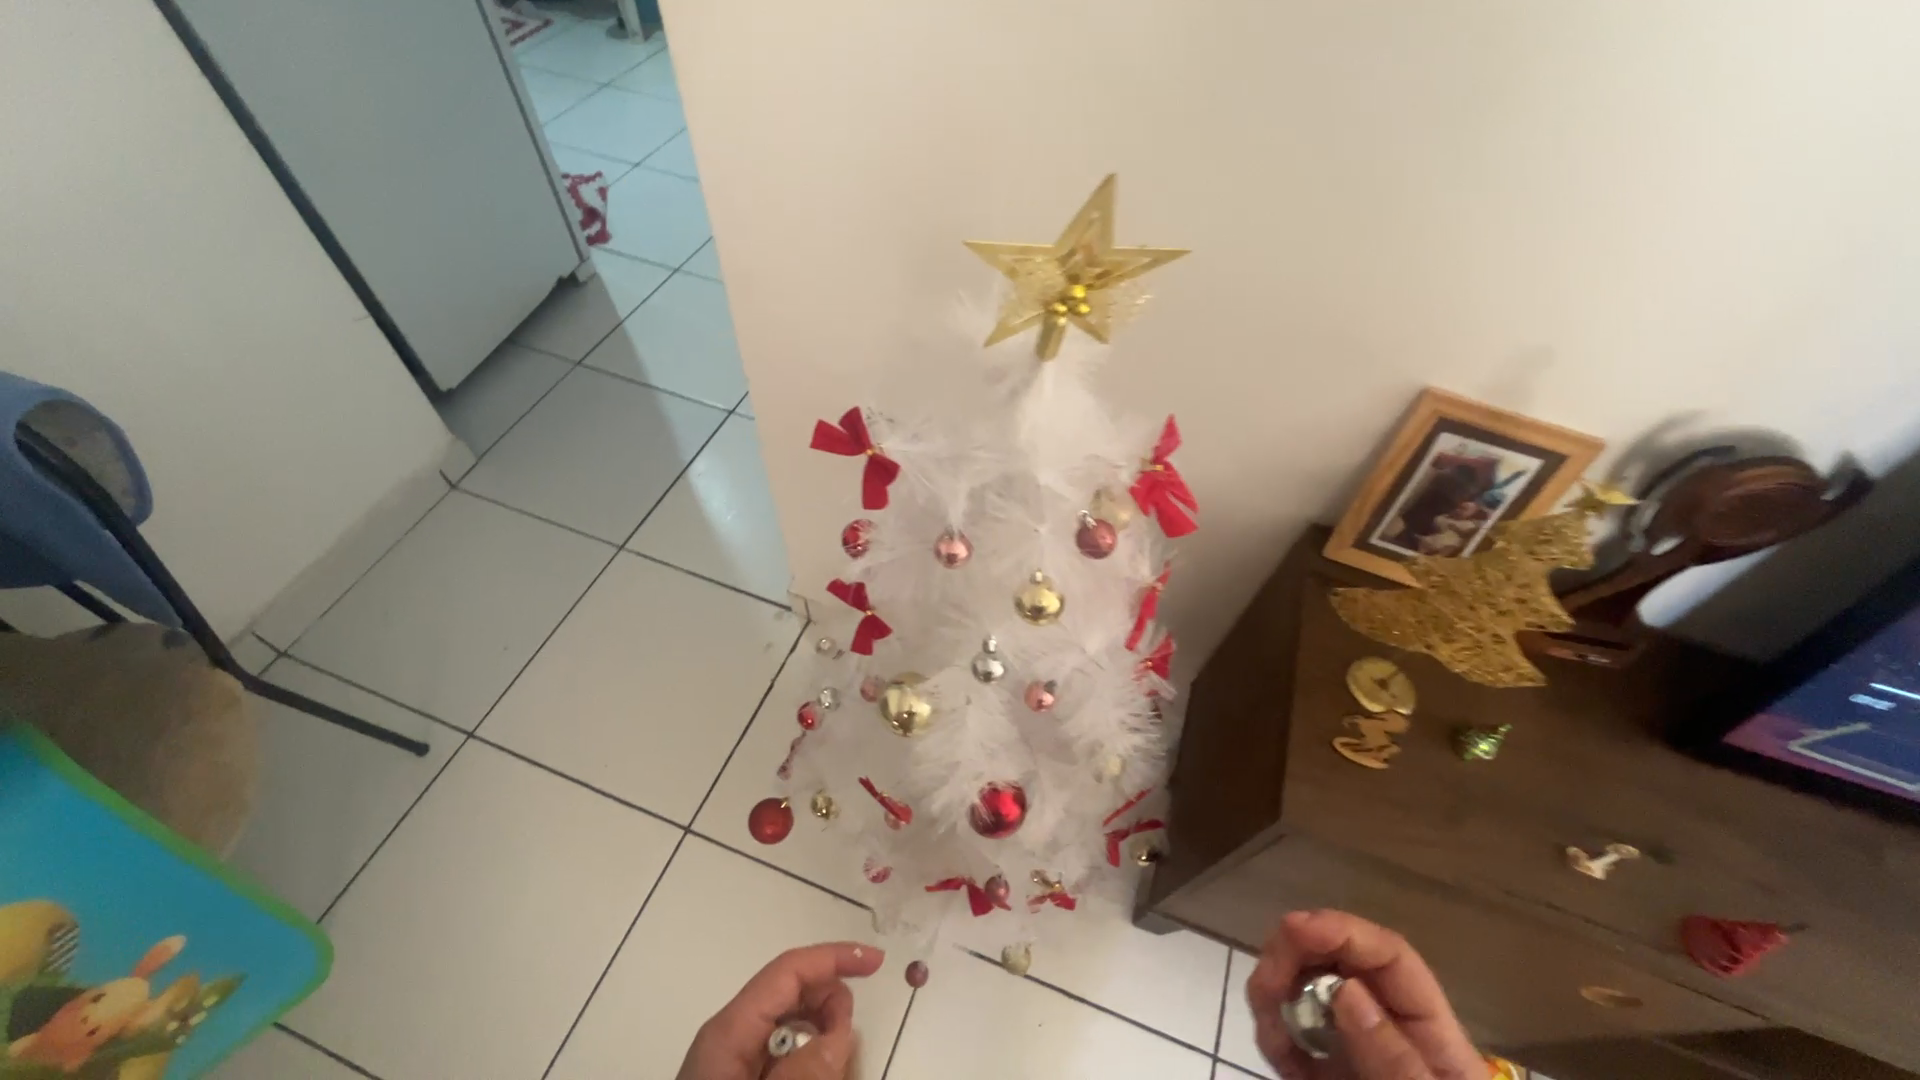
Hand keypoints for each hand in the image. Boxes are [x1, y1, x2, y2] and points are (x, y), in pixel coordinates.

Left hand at [676, 941, 884, 1079]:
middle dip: (831, 1008)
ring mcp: (735, 1061)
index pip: (788, 970)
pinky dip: (808, 1063)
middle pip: (794, 994)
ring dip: (822, 1041)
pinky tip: (817, 1078)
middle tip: (849, 1050)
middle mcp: (732, 1036)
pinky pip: (786, 1056)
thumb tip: (839, 1033)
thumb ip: (802, 1075)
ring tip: (831, 1072)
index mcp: (730, 1031)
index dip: (834, 958)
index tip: (877, 964)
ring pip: (794, 1027)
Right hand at [1245, 910, 1483, 1079]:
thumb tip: (1347, 990)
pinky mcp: (1322, 1074)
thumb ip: (1395, 1061)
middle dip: (1293, 957)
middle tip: (1266, 984)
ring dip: (1274, 997)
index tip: (1293, 926)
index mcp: (1435, 1037)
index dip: (1342, 929)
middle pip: (1337, 959)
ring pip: (1302, 989)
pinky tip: (1278, 1060)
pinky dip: (1272, 1035)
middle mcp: (1389, 1030)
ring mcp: (1353, 1053)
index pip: (1390, 956)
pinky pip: (1287, 1033)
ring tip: (1273, 1042)